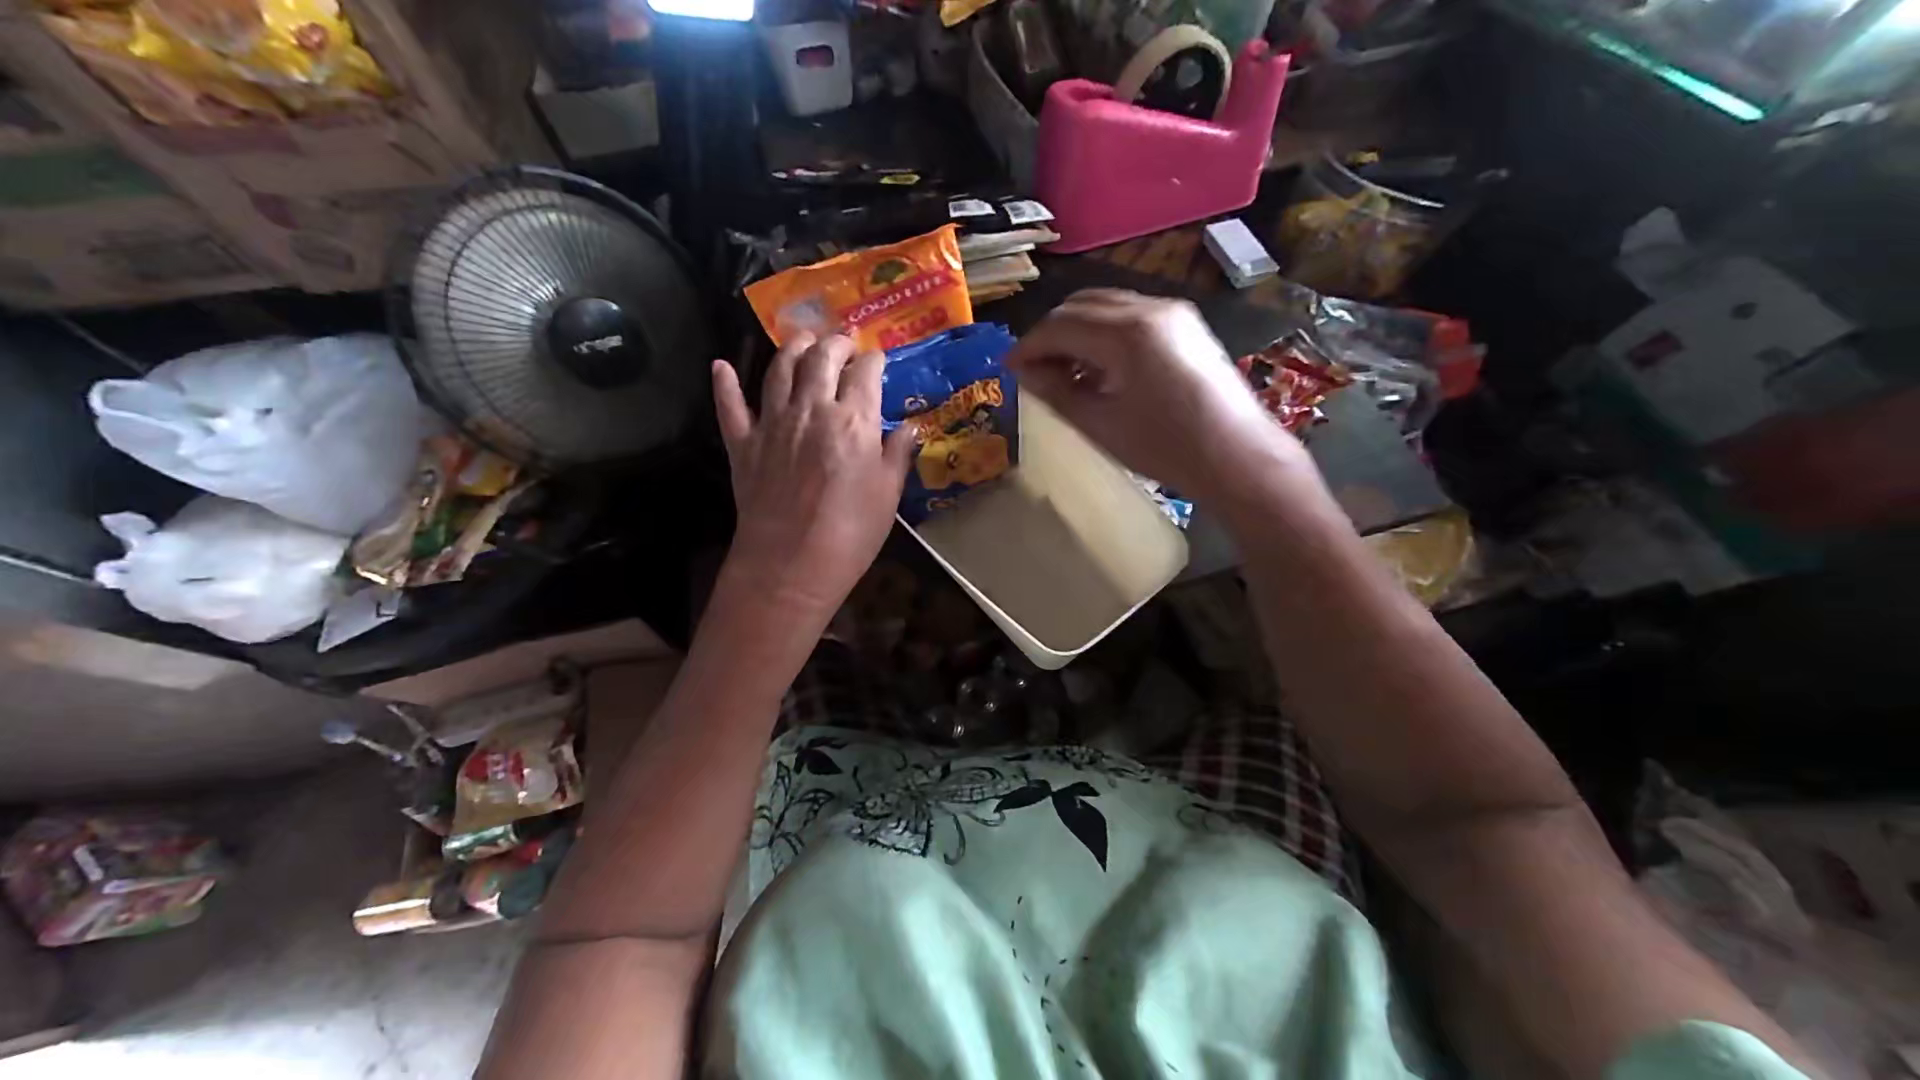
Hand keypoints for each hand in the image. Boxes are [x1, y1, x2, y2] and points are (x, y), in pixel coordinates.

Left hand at [712, 333, 914, 618]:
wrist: (791, 565)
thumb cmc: (851, 533)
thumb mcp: (888, 495)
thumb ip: (897, 455)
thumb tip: (910, 428)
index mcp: (853, 419)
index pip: (866, 372)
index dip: (874, 360)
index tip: (878, 360)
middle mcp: (811, 408)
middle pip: (821, 358)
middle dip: (835, 343)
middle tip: (843, 343)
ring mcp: (772, 423)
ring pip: (779, 369)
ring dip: (791, 348)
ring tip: (801, 340)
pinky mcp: (743, 443)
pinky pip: (730, 405)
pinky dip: (725, 383)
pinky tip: (722, 366)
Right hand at [1005, 290, 1312, 501]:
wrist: (1239, 458)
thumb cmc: (1166, 449)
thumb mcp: (1100, 424)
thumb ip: (1056, 391)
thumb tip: (1025, 372)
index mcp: (1126, 333)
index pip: (1060, 325)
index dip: (1028, 346)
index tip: (1009, 369)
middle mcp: (1150, 308)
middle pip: (1081, 305)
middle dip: (1051, 334)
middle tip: (1033, 369)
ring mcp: (1173, 312)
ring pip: (1107, 306)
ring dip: (1077, 331)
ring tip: (1063, 371)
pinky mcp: (1186, 324)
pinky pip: (1132, 315)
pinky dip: (1105, 333)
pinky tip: (1099, 368)